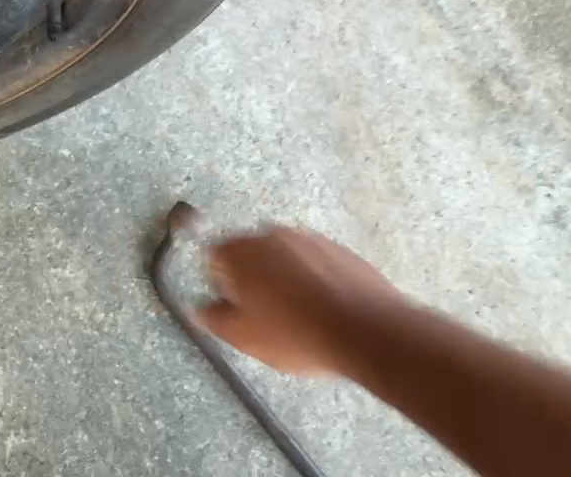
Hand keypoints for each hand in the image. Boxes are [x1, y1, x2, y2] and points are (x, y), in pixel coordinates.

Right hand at [195, 226, 406, 375]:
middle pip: (250, 253)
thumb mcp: (245, 337)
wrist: (371, 332)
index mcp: (237, 249)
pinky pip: (316, 262)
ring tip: (302, 312)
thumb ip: (213, 318)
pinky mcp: (339, 248)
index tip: (238, 308)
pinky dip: (315, 278)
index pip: (213, 257)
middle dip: (254, 277)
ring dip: (286, 276)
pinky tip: (327, 307)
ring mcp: (306, 237)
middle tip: (268, 312)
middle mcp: (267, 233)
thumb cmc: (297, 334)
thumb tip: (200, 308)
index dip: (222, 285)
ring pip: (284, 257)